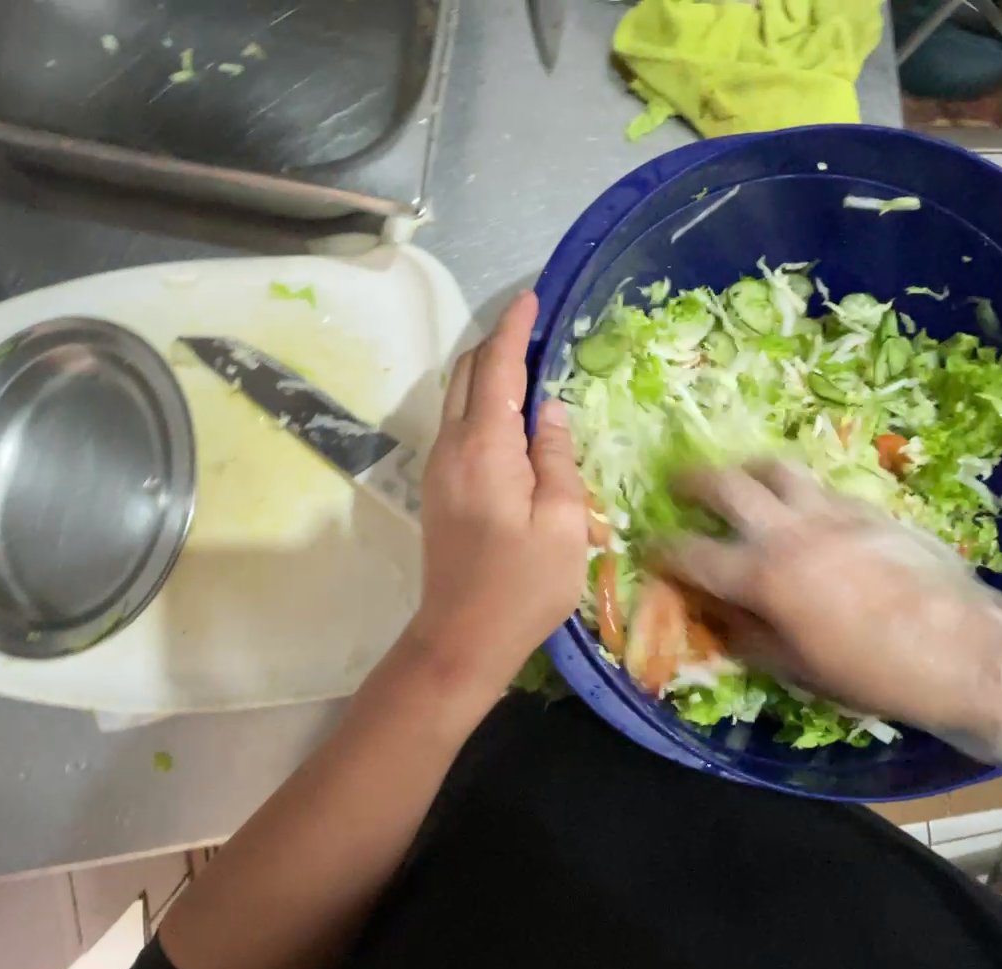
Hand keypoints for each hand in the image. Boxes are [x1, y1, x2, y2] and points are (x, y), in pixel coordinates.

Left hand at [405, 292, 587, 684]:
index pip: (497, 367)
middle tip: (537, 331)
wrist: (462, 638)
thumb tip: (549, 408)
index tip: (532, 297)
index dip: (514, 327)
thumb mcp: (563, 522)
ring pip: (457, 398)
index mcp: (485, 448)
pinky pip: (458, 425)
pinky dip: (482, 403)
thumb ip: (557, 457)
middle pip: (466, 373)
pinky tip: (512, 419)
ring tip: (530, 368)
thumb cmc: (523, 586)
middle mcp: (452, 447)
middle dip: (497, 343)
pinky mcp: (438, 488)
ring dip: (488, 373)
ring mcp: (438, 468)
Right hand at [657, 462, 1001, 762]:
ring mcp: (830, 512)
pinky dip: (794, 488)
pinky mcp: (866, 507)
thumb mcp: (797, 667)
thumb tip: (714, 612)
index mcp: (765, 578)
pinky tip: (799, 507)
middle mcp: (790, 532)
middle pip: (727, 485)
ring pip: (775, 468)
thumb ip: (746, 634)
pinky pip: (817, 484)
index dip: (663, 550)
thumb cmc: (873, 672)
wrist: (963, 651)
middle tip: (679, 485)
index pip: (693, 553)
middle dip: (692, 481)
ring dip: (746, 470)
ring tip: (739, 481)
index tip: (651, 550)